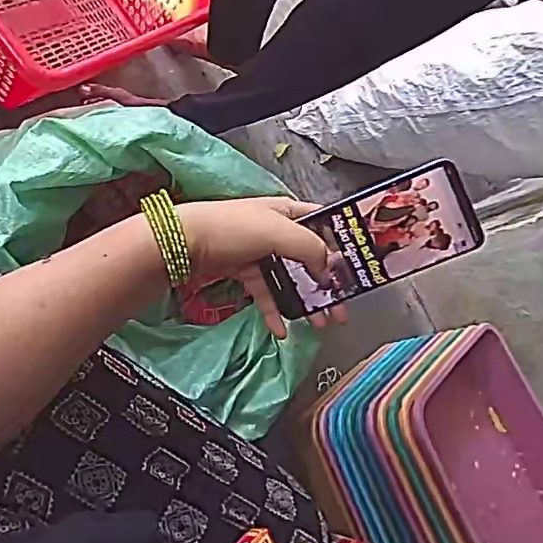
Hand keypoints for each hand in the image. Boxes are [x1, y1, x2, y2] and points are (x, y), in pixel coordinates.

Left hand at [175, 198, 345, 339]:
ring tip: (320, 324)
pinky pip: (266, 292)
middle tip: (342, 309)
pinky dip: (275, 310)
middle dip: (327, 284)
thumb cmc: (232, 228)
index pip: (323, 224)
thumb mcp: (278, 231)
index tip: (357, 269)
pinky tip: (282, 330)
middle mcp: (276, 230)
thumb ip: (309, 247)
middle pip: (310, 257)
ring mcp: (259, 251)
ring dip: (306, 301)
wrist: (184, 242)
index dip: (341, 244)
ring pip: (290, 278)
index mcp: (287, 212)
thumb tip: (327, 268)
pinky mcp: (243, 270)